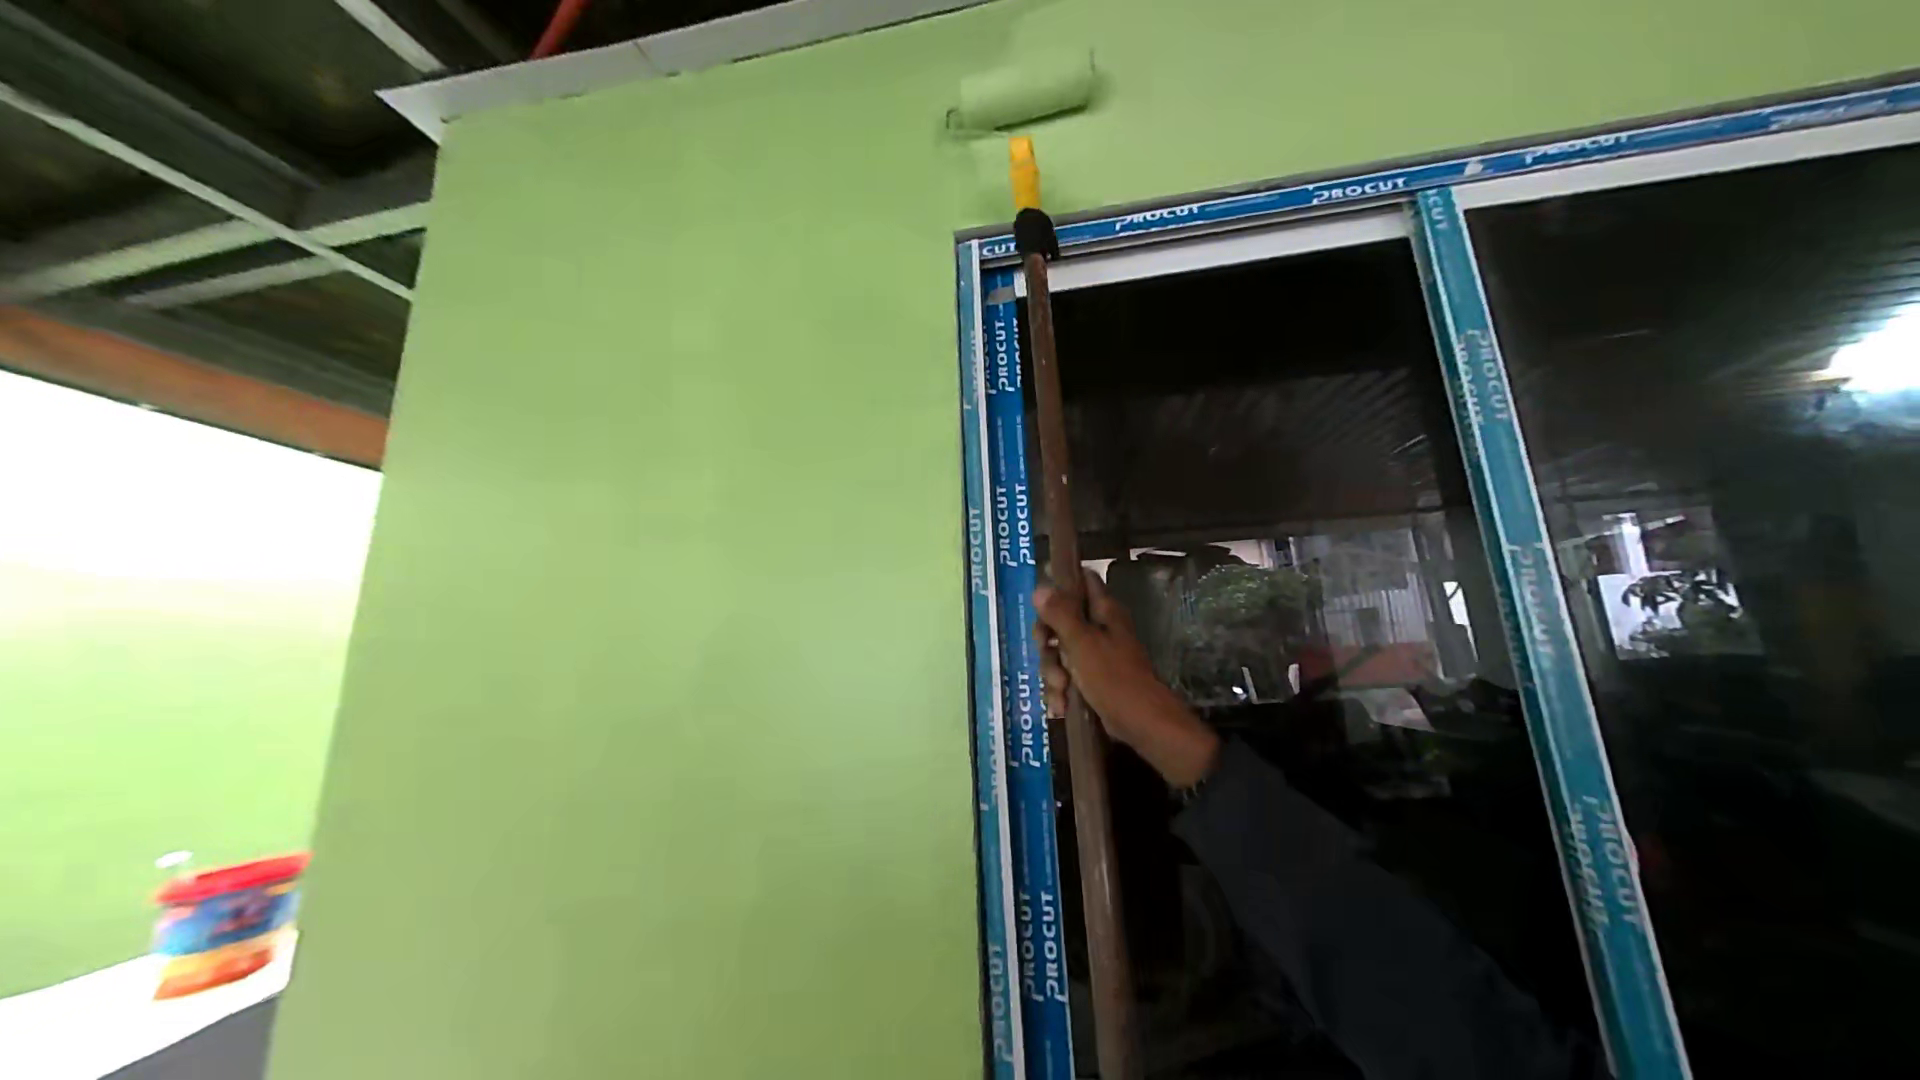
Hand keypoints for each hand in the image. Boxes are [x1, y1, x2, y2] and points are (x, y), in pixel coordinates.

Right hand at [1034, 571, 1220, 787]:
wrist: (1141, 723)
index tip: (1040, 600)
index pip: (1081, 581)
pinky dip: (1061, 691)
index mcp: (1104, 611)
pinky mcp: (1092, 680)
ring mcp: (1096, 655)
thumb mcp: (1082, 643)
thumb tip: (1039, 587)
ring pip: (1059, 653)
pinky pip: (1066, 677)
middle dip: (1048, 642)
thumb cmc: (1114, 677)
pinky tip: (1061, 706)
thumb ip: (1060, 614)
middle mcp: (1100, 628)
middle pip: (1060, 620)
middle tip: (1046, 651)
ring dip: (1053, 673)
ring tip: (1060, 690)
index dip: (1060, 584)